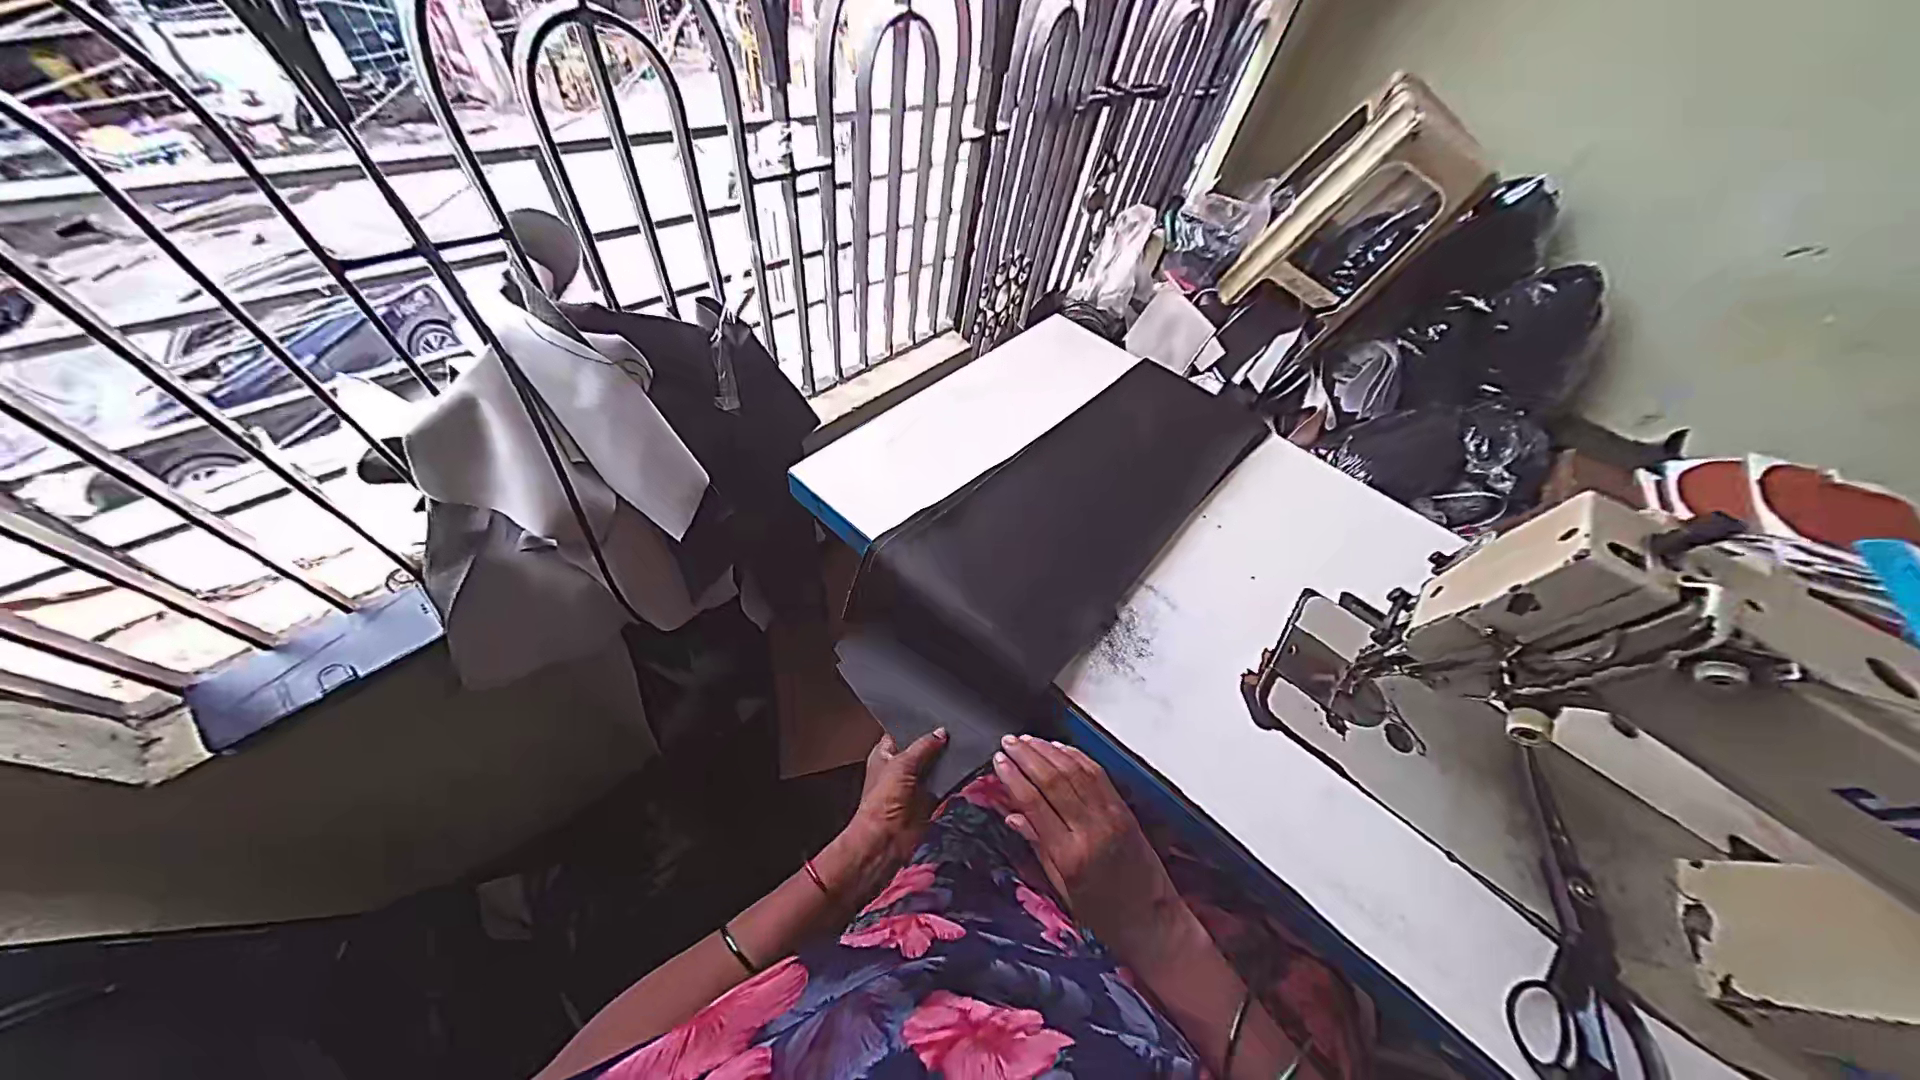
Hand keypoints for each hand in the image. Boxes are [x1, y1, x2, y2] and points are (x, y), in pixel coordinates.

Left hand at [819, 729, 947, 901]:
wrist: (887, 840)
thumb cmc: (882, 801)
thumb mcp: (902, 764)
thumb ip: (923, 746)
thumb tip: (941, 732)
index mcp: (885, 754)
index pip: (903, 731)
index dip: (918, 724)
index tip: (937, 715)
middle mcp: (900, 766)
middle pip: (923, 748)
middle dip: (936, 742)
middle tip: (954, 729)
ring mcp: (916, 783)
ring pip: (936, 764)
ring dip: (946, 760)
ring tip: (962, 743)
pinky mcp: (930, 798)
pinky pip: (945, 783)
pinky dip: (954, 778)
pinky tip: (964, 766)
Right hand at [994, 735, 1186, 962]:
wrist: (1154, 923)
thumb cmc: (1106, 915)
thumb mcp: (1062, 889)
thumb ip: (1037, 846)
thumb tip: (1013, 815)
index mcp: (1070, 855)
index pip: (1034, 803)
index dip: (1013, 777)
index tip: (999, 761)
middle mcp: (1091, 830)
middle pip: (1052, 780)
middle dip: (1026, 756)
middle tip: (1008, 743)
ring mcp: (1110, 816)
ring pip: (1074, 770)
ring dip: (1047, 750)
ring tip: (1027, 741)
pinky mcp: (1124, 809)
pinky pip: (1097, 773)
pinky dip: (1075, 756)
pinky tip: (1059, 748)